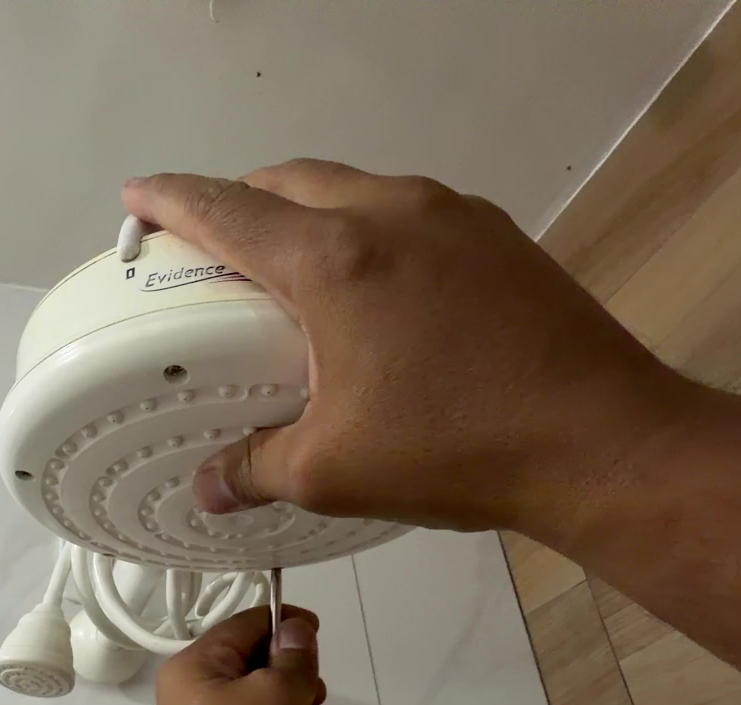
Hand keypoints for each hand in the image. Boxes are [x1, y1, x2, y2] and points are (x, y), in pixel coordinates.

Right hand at [121, 159, 698, 537]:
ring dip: (305, 211)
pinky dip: (363, 230)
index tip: (138, 198)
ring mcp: (452, 216)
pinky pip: (404, 211)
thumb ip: (255, 470)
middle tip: (213, 246)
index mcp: (335, 262)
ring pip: (351, 188)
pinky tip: (371, 290)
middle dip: (239, 200)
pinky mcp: (495, 236)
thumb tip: (209, 488)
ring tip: (289, 268)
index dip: (173, 201)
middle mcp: (390, 213)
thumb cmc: (453, 450)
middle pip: (290, 180)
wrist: (602, 443)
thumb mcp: (331, 471)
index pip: (229, 212)